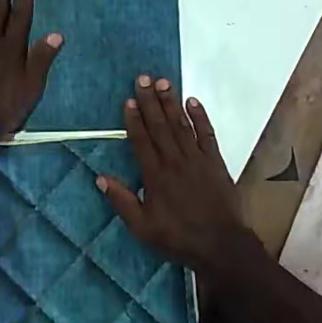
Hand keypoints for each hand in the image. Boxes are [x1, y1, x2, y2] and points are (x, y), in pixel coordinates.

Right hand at [98, 77, 262, 274]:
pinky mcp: (215, 161)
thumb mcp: (143, 228)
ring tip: (163, 83)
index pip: (141, 141)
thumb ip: (122, 201)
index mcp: (156, 176)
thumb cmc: (178, 238)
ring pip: (181, 125)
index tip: (128, 100)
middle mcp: (175, 161)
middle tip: (143, 78)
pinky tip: (193, 101)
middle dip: (150, 101)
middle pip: (160, 126)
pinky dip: (200, 117)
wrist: (221, 244)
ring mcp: (197, 158)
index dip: (134, 119)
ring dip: (172, 103)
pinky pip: (207, 134)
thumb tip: (101, 178)